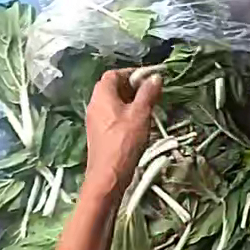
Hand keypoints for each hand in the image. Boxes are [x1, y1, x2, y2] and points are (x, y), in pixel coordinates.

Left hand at [84, 69, 162, 193]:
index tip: (149, 78)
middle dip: (132, 86)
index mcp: (102, 96)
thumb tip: (155, 77)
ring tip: (148, 106)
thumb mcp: (141, 114)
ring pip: (113, 102)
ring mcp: (95, 120)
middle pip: (112, 87)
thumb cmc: (124, 142)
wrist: (108, 176)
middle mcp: (95, 105)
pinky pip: (112, 115)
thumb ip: (148, 93)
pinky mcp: (99, 133)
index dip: (132, 73)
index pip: (114, 74)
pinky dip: (125, 113)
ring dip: (130, 100)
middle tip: (151, 91)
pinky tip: (139, 122)